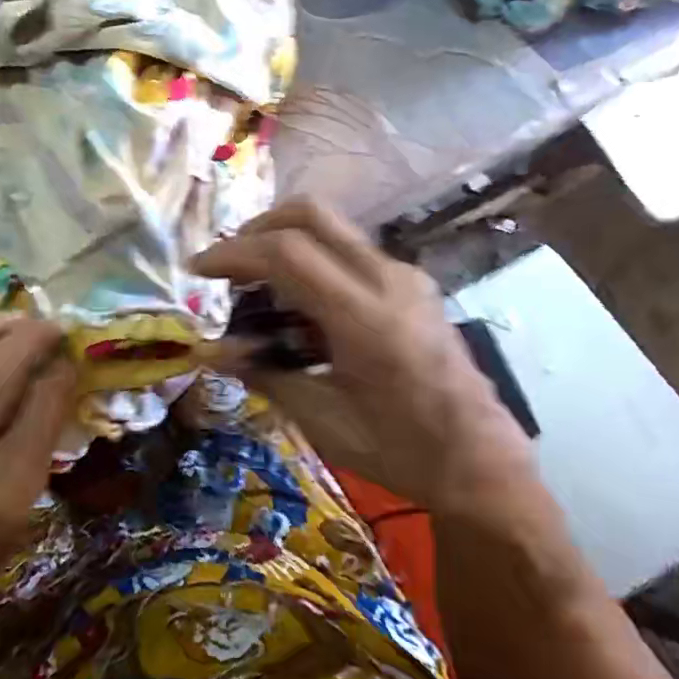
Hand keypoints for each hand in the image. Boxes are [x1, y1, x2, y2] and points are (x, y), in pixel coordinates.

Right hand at [192, 199, 533, 509]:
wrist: (480, 463)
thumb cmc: (398, 449)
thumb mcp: (320, 418)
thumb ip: (262, 373)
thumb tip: (205, 351)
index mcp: (365, 317)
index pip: (286, 253)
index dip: (232, 254)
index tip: (197, 270)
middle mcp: (388, 280)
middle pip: (309, 215)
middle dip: (255, 229)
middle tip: (227, 265)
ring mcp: (405, 276)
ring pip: (330, 226)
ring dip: (282, 241)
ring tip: (254, 286)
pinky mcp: (411, 283)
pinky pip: (347, 249)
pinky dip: (309, 258)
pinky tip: (296, 304)